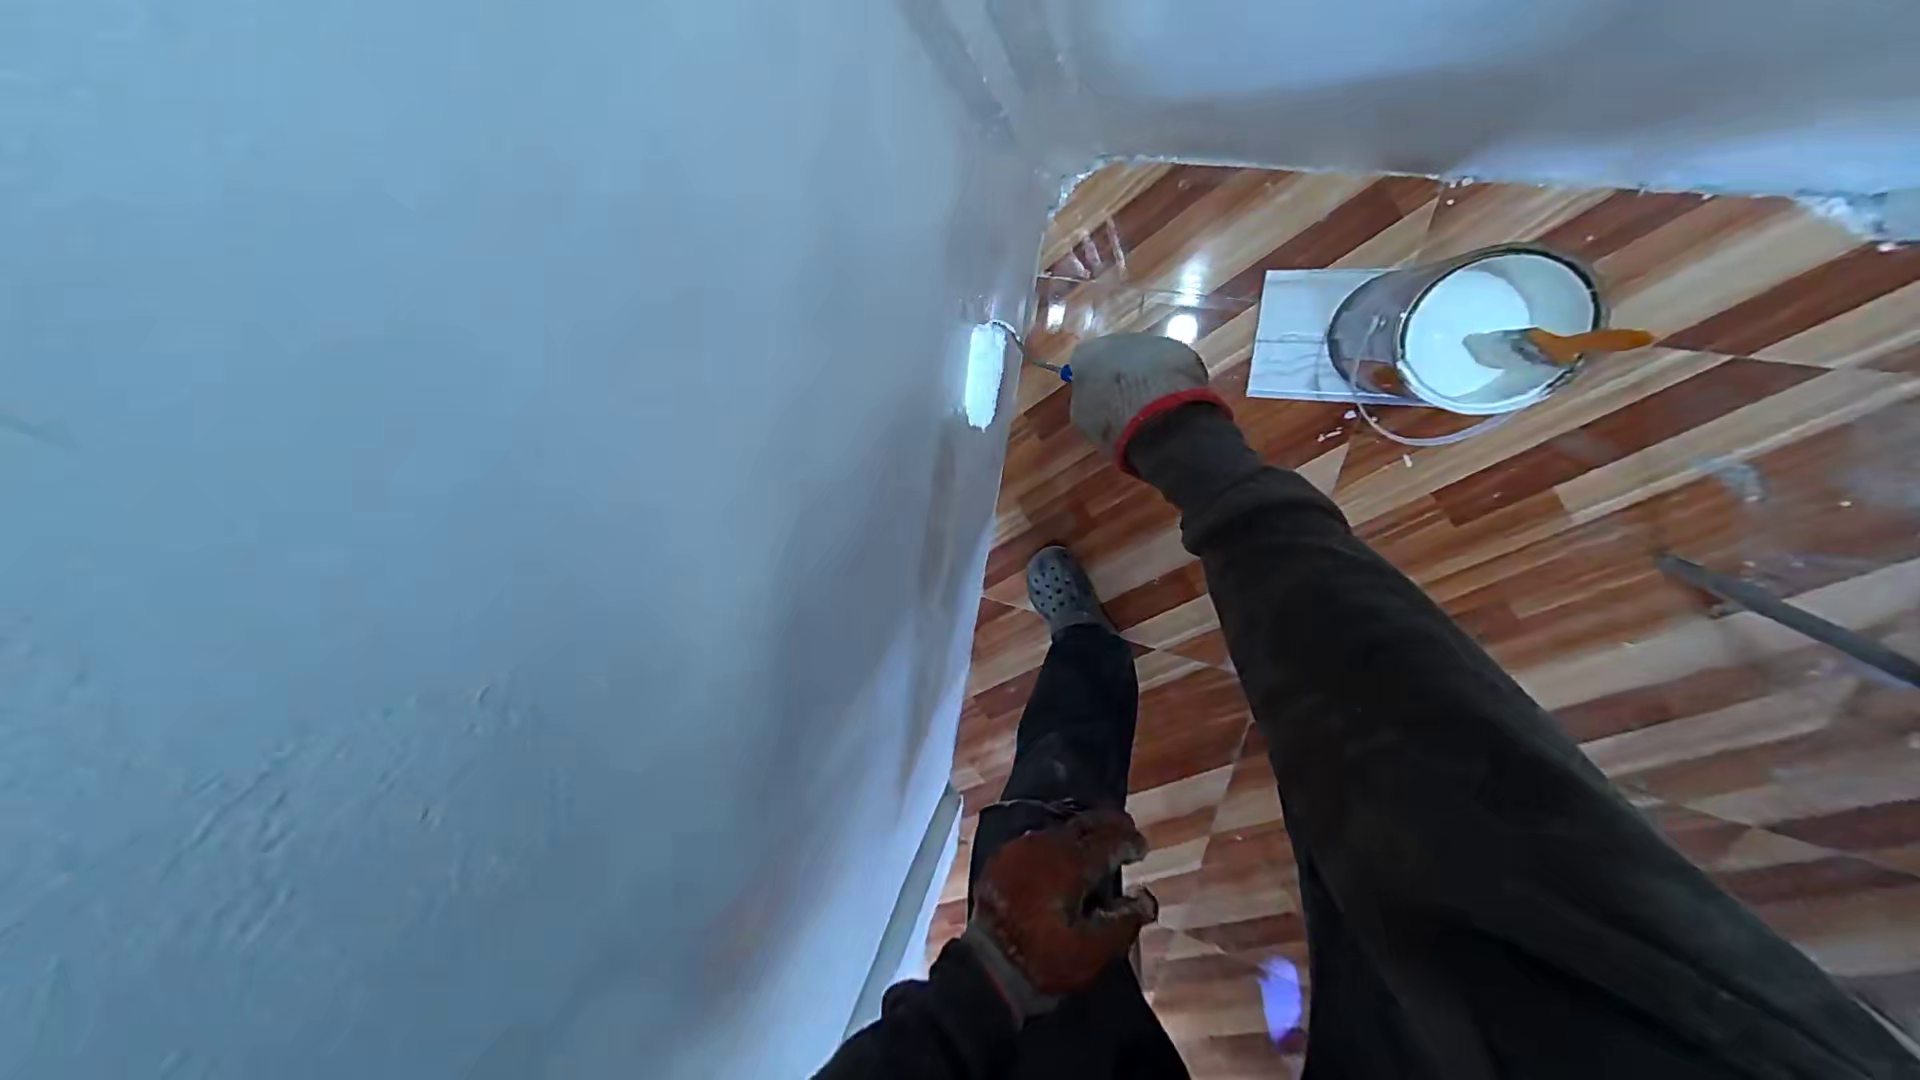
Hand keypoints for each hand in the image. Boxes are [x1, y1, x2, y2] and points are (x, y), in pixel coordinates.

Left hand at [962, 808, 1158, 1019]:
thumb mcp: (1092, 951)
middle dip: (1107, 824)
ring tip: (1097, 838)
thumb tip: (1146, 897)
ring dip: (1081, 830)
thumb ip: (1124, 921)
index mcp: (1070, 864)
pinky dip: (1057, 841)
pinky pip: (1037, 838)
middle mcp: (1045, 845)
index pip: (1107, 841)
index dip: (1127, 841)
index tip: (1142, 846)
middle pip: (1082, 824)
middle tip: (1126, 827)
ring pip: (1058, 828)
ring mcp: (1020, 847)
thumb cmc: (1044, 961)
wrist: (988, 967)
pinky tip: (1061, 853)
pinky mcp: (1003, 856)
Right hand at [1066, 333, 1227, 471]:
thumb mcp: (1083, 417)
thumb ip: (1085, 398)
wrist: (1157, 420)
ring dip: (1145, 374)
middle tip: (1124, 400)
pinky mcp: (1180, 350)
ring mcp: (1151, 342)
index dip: (1091, 379)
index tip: (1097, 396)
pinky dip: (1168, 378)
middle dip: (1119, 374)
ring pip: (1144, 357)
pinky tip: (1171, 400)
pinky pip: (1169, 363)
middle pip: (1115, 354)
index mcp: (1087, 355)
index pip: (1083, 361)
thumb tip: (1092, 395)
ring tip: (1151, 403)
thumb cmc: (1111, 423)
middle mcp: (1117, 340)